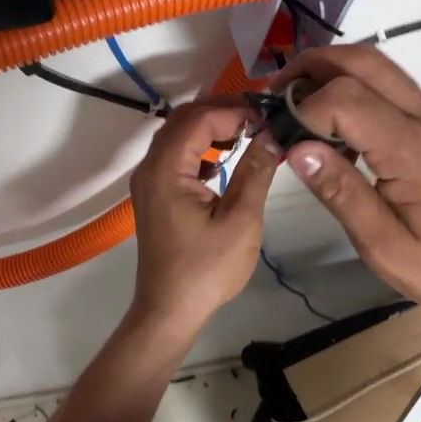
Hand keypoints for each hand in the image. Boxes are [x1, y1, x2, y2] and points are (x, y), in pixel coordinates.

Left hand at [127, 99, 282, 335]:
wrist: (169, 309)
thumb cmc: (206, 269)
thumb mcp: (240, 219)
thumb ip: (255, 172)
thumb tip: (271, 136)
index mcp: (165, 170)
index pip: (198, 119)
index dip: (233, 112)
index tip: (266, 120)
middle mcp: (149, 169)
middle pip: (183, 121)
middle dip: (221, 113)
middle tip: (258, 120)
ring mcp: (148, 184)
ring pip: (177, 138)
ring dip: (209, 130)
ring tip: (246, 136)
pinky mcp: (154, 197)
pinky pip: (174, 159)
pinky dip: (199, 151)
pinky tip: (223, 162)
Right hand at [271, 45, 420, 333]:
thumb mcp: (383, 245)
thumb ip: (340, 193)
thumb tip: (297, 149)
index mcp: (410, 150)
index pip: (344, 97)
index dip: (302, 108)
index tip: (277, 137)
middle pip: (364, 62)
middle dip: (312, 66)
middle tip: (274, 95)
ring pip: (380, 67)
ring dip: (333, 70)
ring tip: (294, 102)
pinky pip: (392, 88)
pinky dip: (355, 86)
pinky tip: (333, 123)